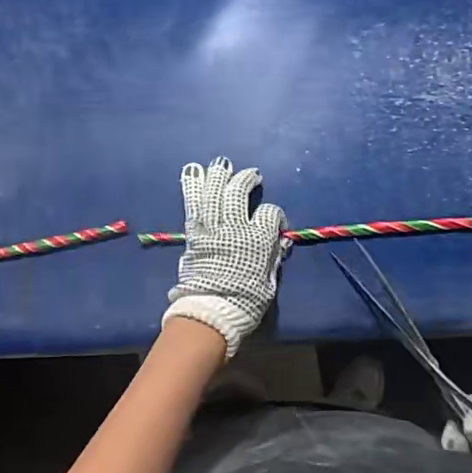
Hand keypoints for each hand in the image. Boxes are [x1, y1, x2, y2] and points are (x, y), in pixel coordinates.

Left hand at [163, 157, 286, 356]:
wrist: (212, 309)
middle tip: (250, 174)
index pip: (269, 213)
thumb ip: (273, 256)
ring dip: (218, 175)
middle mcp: (235, 227)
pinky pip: (193, 203)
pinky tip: (192, 169)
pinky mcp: (194, 232)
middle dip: (245, 180)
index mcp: (259, 239)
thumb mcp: (269, 280)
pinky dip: (192, 185)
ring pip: (215, 192)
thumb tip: (279, 241)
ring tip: (222, 163)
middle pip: (238, 193)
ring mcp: (212, 228)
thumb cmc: (245, 300)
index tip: (273, 220)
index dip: (274, 214)